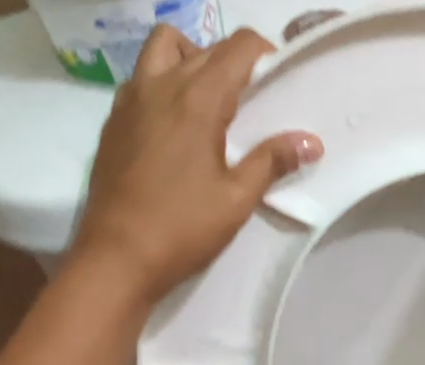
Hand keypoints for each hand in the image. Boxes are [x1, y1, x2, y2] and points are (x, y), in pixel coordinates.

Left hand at [72, 26, 323, 300]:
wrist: (118, 256)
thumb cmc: (183, 228)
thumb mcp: (237, 199)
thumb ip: (272, 162)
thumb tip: (310, 142)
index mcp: (196, 99)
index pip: (235, 49)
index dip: (262, 54)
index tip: (277, 80)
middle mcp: (159, 85)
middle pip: (202, 47)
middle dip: (232, 62)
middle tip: (251, 101)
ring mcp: (130, 100)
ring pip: (163, 50)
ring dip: (191, 60)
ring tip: (209, 103)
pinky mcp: (114, 121)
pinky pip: (141, 80)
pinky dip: (164, 84)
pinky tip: (177, 127)